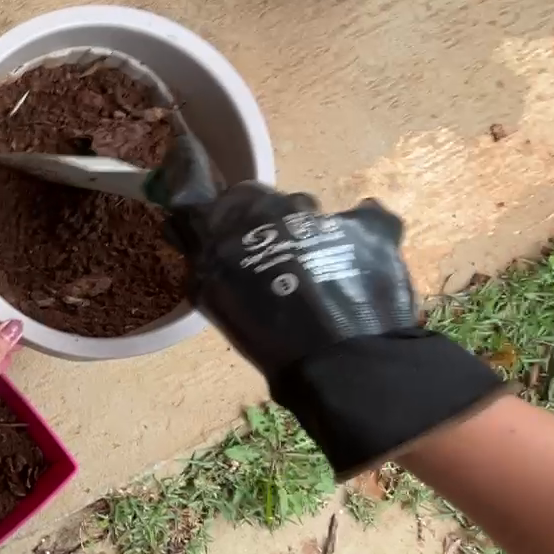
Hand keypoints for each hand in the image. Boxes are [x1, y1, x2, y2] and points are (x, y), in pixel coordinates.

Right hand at [166, 182, 418, 379]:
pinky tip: (349, 266)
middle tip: (262, 262)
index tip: (211, 234)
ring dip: (301, 234)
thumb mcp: (211, 296)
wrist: (337, 355)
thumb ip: (198, 254)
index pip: (211, 198)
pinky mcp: (372, 226)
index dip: (212, 216)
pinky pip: (357, 222)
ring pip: (306, 214)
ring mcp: (326, 213)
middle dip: (258, 225)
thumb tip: (182, 225)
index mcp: (230, 217)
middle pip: (261, 202)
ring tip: (308, 274)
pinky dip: (351, 239)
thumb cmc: (261, 330)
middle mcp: (277, 204)